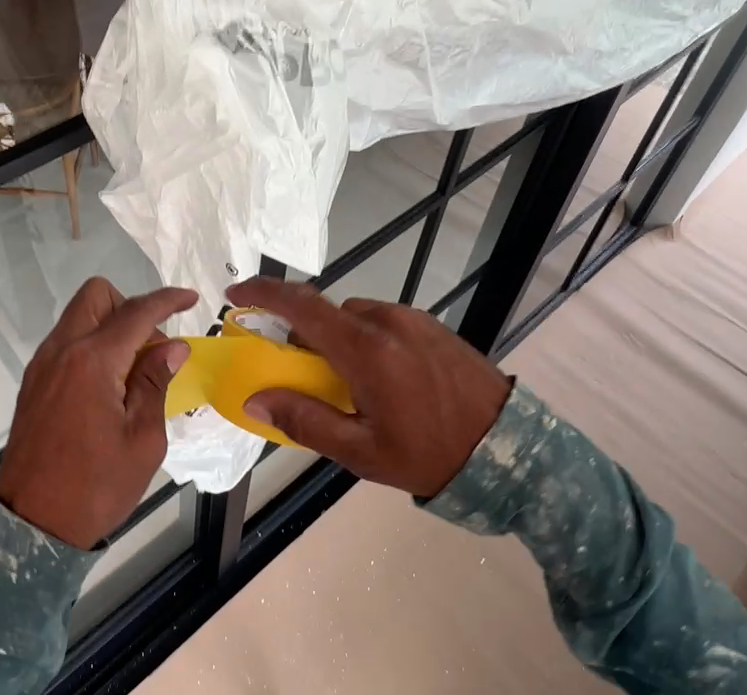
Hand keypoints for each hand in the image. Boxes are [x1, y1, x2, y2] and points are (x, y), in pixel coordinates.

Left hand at [0, 278, 197, 547]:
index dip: (167, 299)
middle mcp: (62, 350)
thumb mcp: (143, 439)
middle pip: (96, 296)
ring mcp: (42, 364)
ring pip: (78, 316)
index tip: (190, 298)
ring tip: (135, 372)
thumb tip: (172, 345)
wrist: (34, 525)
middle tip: (153, 348)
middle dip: (130, 307)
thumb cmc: (97, 487)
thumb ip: (155, 382)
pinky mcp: (34, 382)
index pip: (136, 311)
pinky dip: (91, 345)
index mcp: (92, 361)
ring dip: (110, 326)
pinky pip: (66, 341)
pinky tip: (109, 384)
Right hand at [228, 278, 510, 498]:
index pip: (302, 305)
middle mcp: (387, 321)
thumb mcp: (361, 452)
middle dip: (304, 337)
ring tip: (350, 387)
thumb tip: (254, 398)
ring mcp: (412, 319)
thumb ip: (304, 420)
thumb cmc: (430, 454)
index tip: (234, 292)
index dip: (263, 293)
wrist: (512, 451)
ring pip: (354, 319)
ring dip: (338, 342)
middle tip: (301, 376)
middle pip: (326, 314)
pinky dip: (366, 341)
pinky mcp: (431, 324)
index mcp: (366, 350)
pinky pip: (382, 323)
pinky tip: (383, 380)